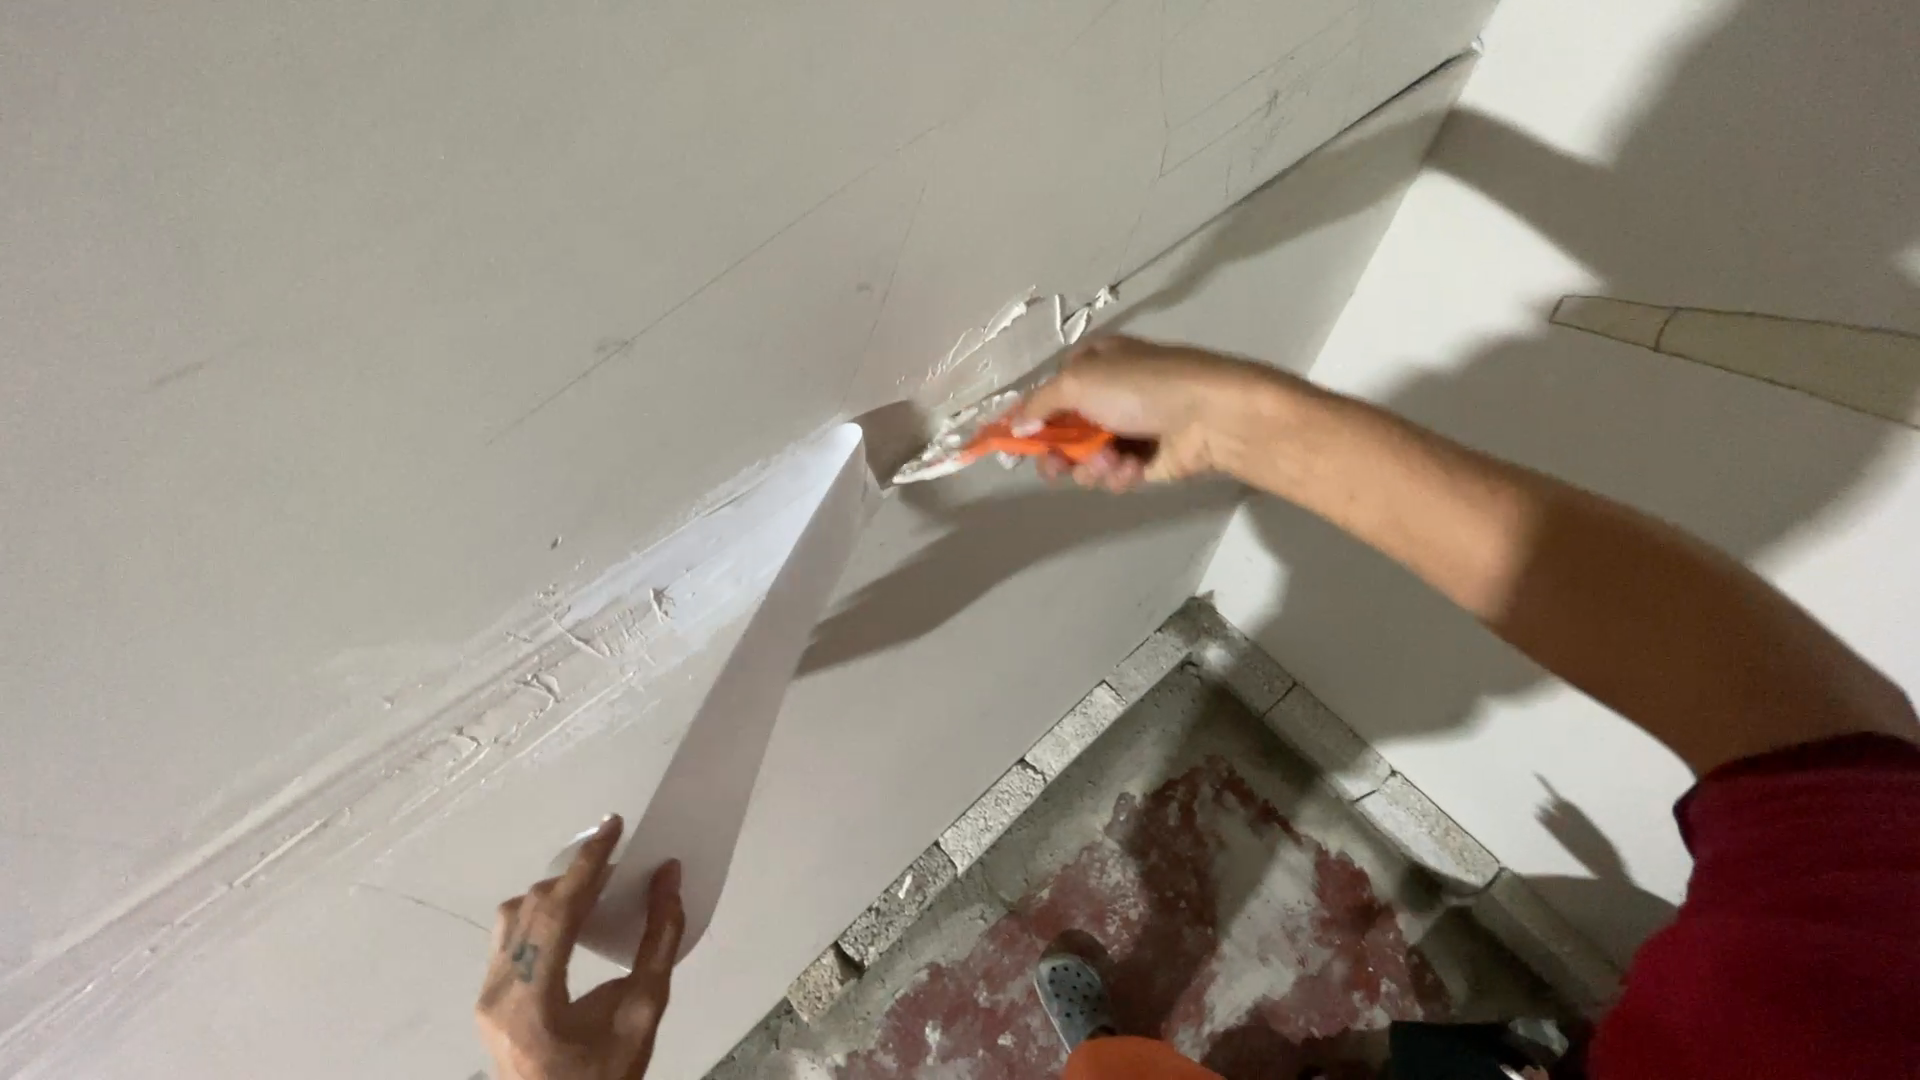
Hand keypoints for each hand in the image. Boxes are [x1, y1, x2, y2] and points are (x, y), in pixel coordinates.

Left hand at [477, 815, 683, 1079]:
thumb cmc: (607, 1075)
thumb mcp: (645, 1011)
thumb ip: (660, 940)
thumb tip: (668, 876)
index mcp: (532, 1000)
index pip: (558, 910)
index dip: (589, 861)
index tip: (614, 825)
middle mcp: (497, 991)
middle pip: (534, 906)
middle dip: (579, 873)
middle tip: (621, 862)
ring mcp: (486, 995)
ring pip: (515, 915)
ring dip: (557, 891)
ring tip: (598, 887)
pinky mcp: (489, 998)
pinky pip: (510, 934)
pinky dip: (542, 912)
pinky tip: (572, 916)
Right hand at [1012, 335, 1291, 490]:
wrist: (1211, 414)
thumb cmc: (1141, 387)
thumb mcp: (1079, 381)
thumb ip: (1039, 405)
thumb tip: (1015, 427)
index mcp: (1092, 365)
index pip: (1047, 394)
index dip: (1028, 419)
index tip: (1011, 443)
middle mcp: (1106, 396)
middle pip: (1061, 434)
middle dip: (1057, 453)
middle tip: (1056, 466)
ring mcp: (1126, 430)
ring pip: (1084, 461)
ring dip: (1092, 466)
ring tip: (1113, 461)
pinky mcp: (1143, 462)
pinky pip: (1112, 476)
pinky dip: (1118, 475)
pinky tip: (1134, 468)